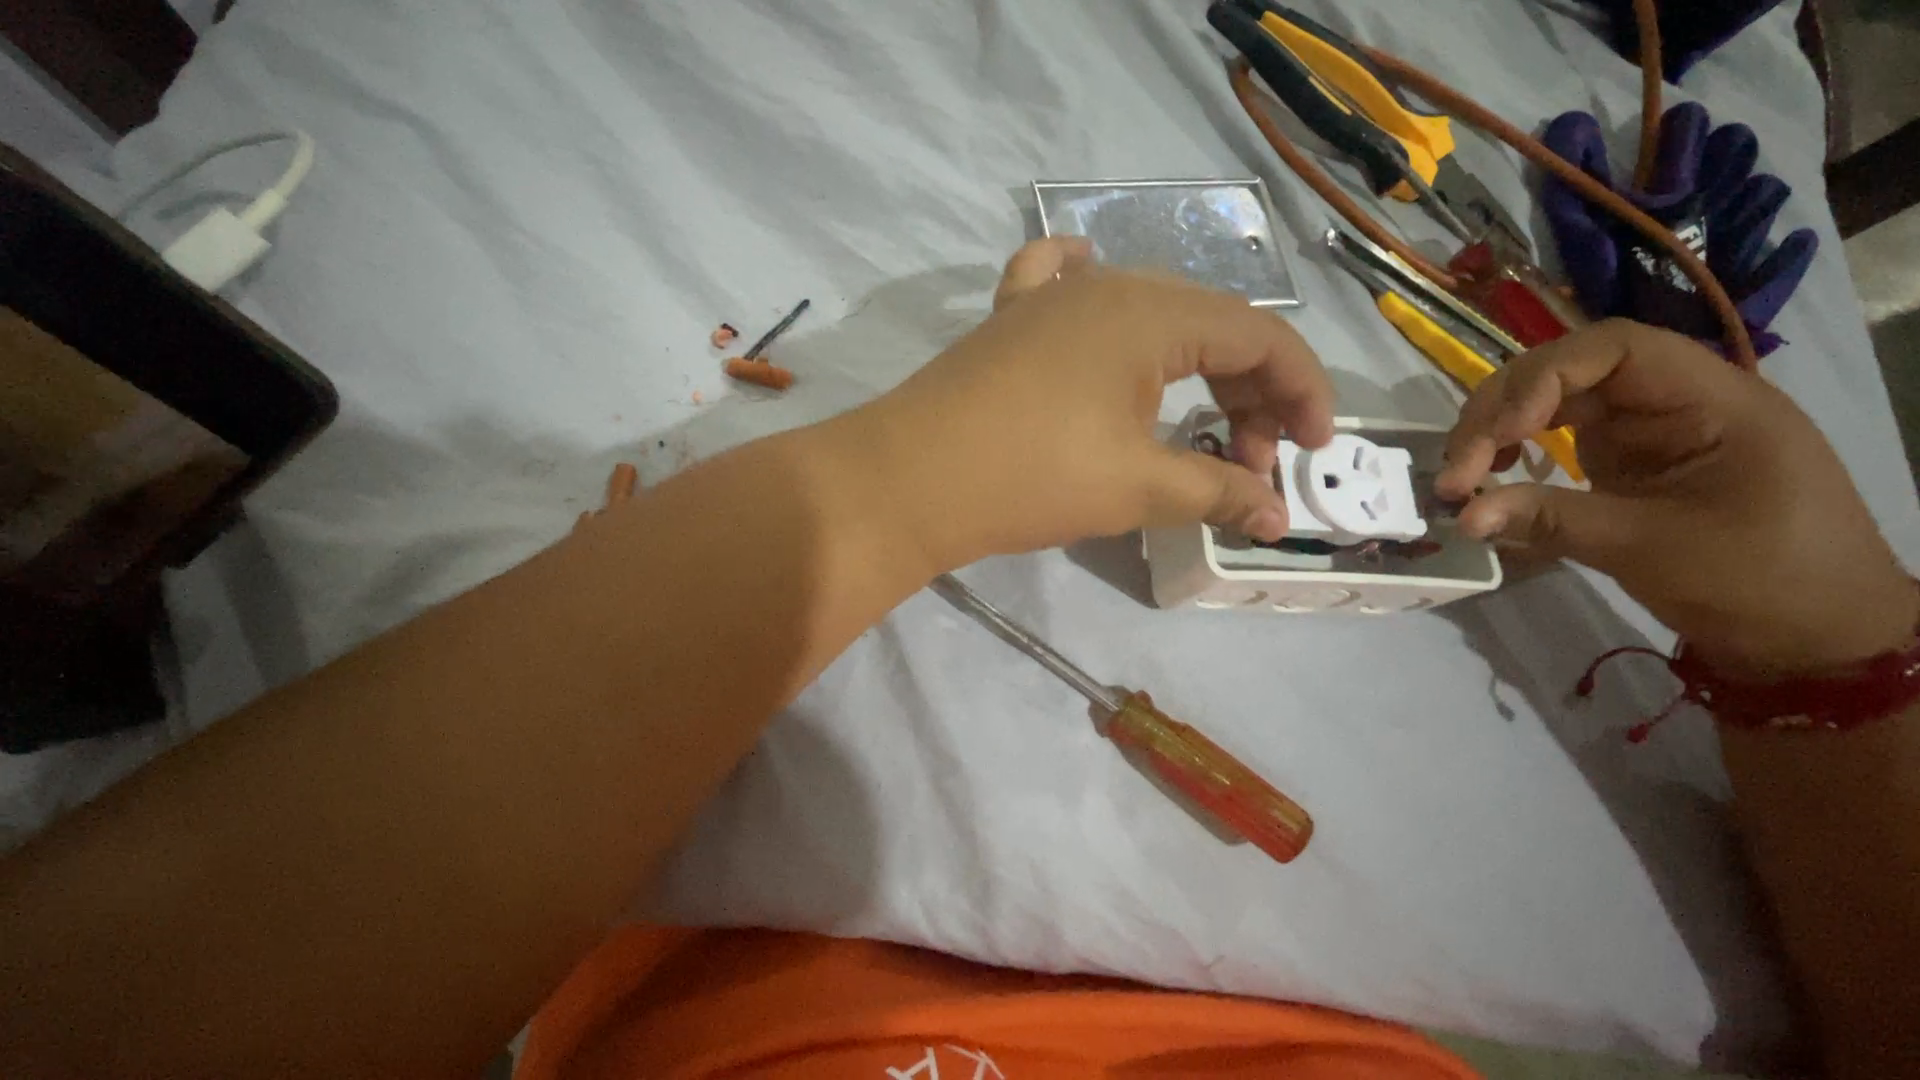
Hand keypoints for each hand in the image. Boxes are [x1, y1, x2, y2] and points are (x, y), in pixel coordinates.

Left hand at [845, 238, 1333, 568]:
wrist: (906, 480)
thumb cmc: (1030, 477)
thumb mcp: (1136, 487)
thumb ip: (1217, 492)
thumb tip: (1277, 516)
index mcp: (1151, 312)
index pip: (1260, 335)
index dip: (1302, 391)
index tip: (1314, 451)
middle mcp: (1107, 285)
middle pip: (1210, 323)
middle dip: (1248, 392)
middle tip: (1250, 462)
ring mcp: (1052, 298)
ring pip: (1150, 314)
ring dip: (1190, 366)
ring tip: (1198, 425)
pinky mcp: (1010, 321)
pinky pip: (1061, 283)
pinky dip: (1091, 285)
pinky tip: (1093, 278)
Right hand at [1437, 319, 1915, 674]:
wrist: (1813, 636)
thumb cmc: (1759, 581)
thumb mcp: (1652, 549)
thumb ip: (1554, 522)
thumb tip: (1462, 517)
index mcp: (1709, 399)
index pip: (1611, 349)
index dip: (1543, 378)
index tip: (1502, 436)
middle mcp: (1670, 401)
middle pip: (1566, 372)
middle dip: (1501, 411)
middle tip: (1457, 470)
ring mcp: (1645, 431)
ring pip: (1551, 402)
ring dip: (1496, 432)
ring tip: (1461, 478)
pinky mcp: (1624, 463)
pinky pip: (1555, 439)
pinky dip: (1513, 454)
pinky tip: (1491, 480)